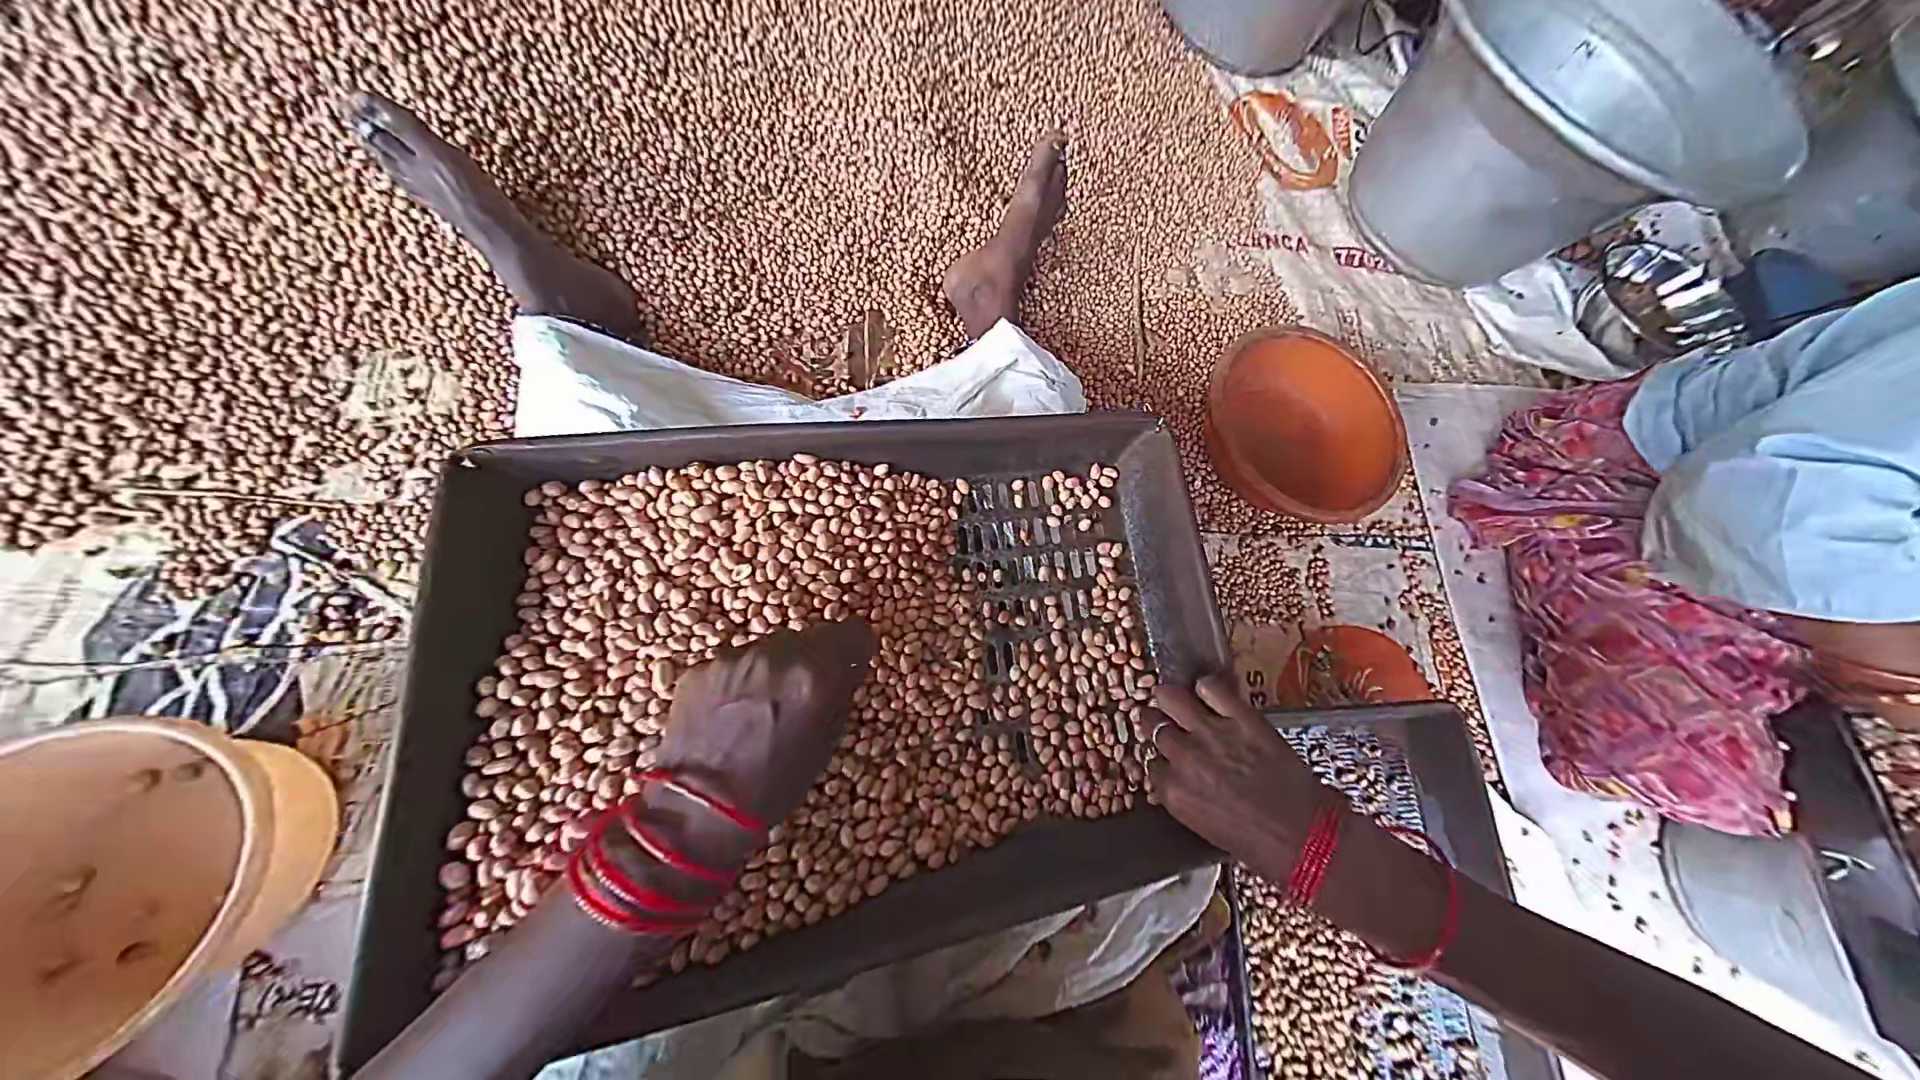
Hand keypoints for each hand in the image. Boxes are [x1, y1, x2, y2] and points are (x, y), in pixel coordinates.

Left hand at [613, 618, 874, 889]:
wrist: (699, 809)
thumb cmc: (774, 785)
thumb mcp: (828, 741)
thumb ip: (839, 693)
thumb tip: (844, 668)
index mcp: (816, 676)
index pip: (852, 633)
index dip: (853, 649)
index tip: (848, 663)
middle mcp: (777, 656)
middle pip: (810, 638)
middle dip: (811, 661)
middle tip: (801, 696)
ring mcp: (735, 658)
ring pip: (770, 648)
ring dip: (774, 669)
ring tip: (762, 708)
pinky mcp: (702, 667)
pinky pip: (735, 662)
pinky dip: (740, 680)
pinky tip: (732, 713)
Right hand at [1145, 674, 1328, 878]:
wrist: (1309, 839)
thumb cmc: (1260, 844)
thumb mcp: (1204, 825)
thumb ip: (1184, 794)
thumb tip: (1179, 776)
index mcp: (1173, 791)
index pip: (1150, 761)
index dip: (1160, 756)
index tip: (1167, 754)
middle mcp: (1184, 758)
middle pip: (1153, 724)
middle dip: (1157, 723)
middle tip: (1166, 722)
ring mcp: (1211, 734)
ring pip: (1169, 697)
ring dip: (1170, 699)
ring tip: (1179, 701)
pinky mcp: (1241, 718)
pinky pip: (1211, 687)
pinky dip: (1208, 687)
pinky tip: (1211, 694)